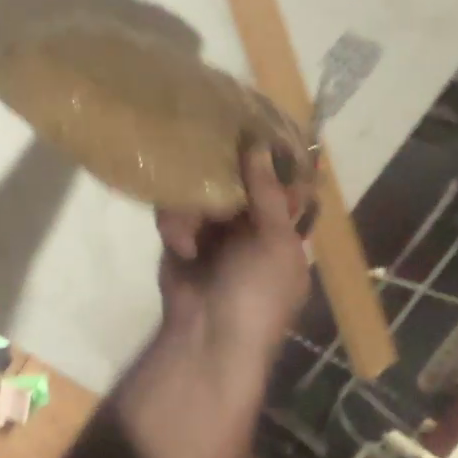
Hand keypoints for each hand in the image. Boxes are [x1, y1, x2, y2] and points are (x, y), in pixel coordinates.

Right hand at [155, 145, 311, 363]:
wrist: (209, 332)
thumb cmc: (257, 292)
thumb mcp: (274, 244)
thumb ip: (266, 194)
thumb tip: (258, 144)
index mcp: (284, 230)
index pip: (279, 184)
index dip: (267, 158)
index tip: (246, 125)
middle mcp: (249, 226)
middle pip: (232, 183)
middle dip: (216, 179)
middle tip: (200, 156)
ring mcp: (214, 232)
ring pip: (198, 194)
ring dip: (190, 215)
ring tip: (188, 236)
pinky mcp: (181, 235)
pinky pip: (173, 211)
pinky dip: (174, 226)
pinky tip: (177, 243)